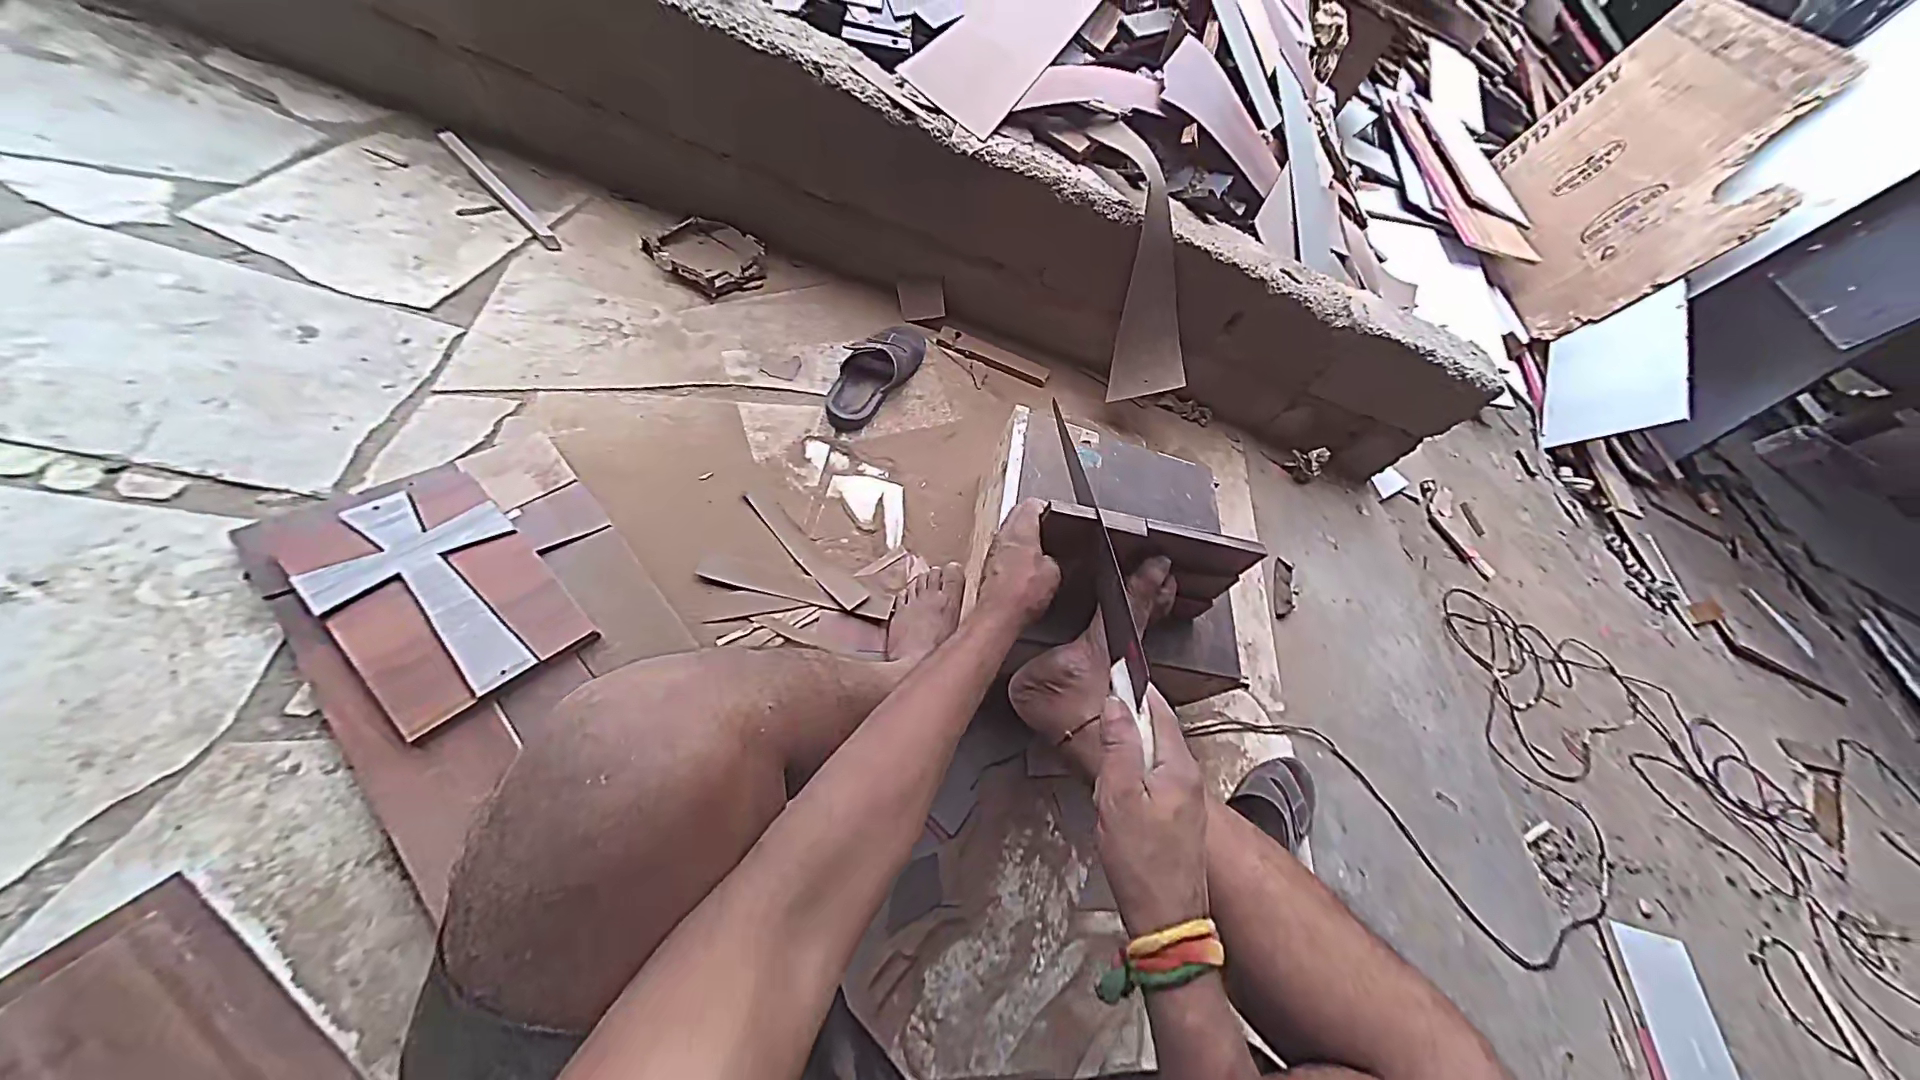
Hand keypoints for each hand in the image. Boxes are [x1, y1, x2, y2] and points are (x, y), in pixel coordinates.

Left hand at [977, 498, 1060, 624]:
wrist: (999, 616)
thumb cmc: (1022, 593)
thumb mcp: (1054, 572)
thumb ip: (1053, 559)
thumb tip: (1050, 560)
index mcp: (1020, 531)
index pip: (1031, 505)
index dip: (1044, 507)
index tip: (1052, 511)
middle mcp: (1002, 538)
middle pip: (1016, 517)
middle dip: (1032, 520)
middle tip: (1046, 527)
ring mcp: (992, 553)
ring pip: (1008, 536)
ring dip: (1021, 539)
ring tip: (1037, 549)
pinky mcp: (988, 570)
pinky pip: (1003, 555)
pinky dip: (1013, 557)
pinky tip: (1023, 569)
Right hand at [1094, 688, 1207, 935]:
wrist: (1167, 921)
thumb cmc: (1141, 861)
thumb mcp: (1119, 796)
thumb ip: (1119, 746)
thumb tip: (1116, 705)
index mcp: (1178, 766)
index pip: (1159, 710)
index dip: (1135, 689)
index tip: (1113, 673)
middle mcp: (1189, 777)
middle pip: (1157, 731)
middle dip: (1129, 720)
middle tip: (1099, 718)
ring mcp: (1186, 799)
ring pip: (1153, 756)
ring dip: (1129, 747)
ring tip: (1103, 757)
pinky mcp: (1178, 817)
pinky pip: (1153, 778)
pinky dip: (1133, 771)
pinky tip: (1115, 789)